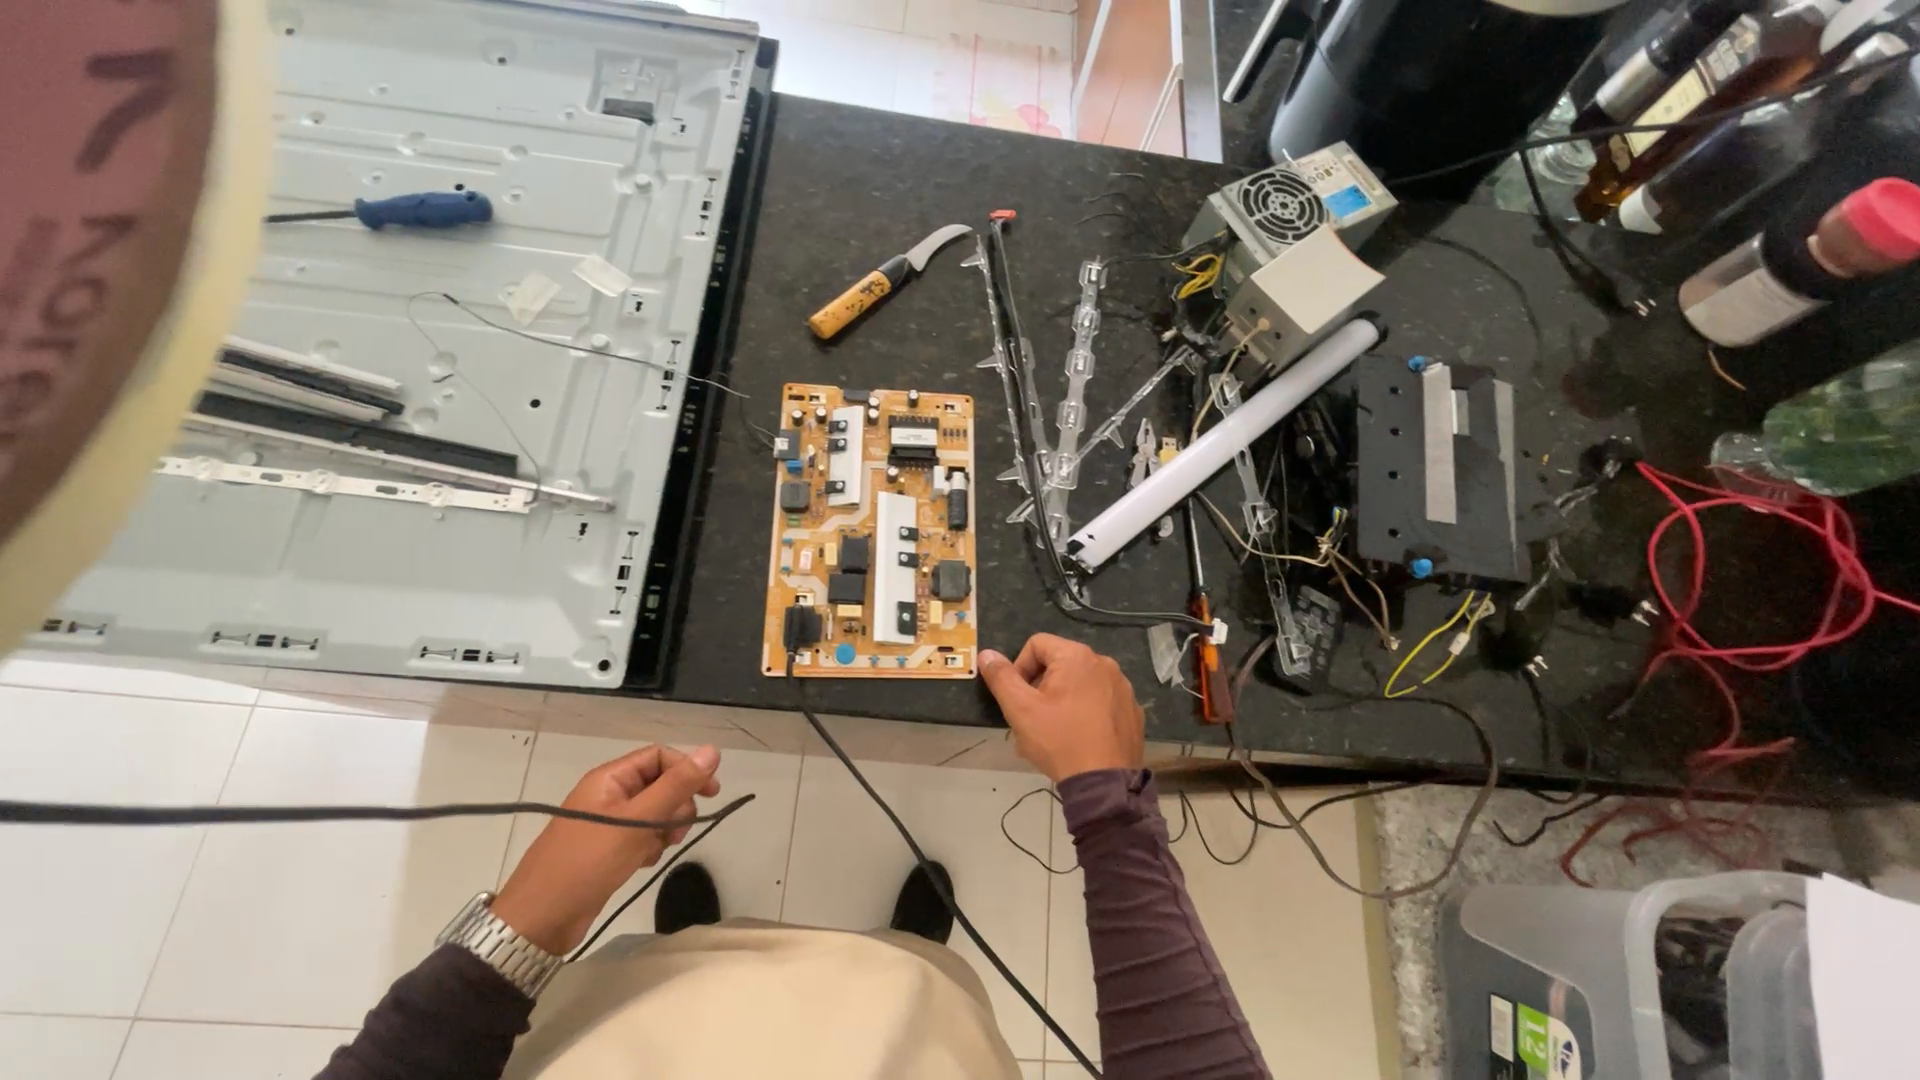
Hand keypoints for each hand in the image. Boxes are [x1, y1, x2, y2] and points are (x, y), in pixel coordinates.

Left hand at [492, 744, 720, 953]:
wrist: (539, 920)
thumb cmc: (587, 862)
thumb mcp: (637, 820)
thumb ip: (676, 786)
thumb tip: (712, 751)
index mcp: (610, 778)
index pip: (660, 757)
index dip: (688, 770)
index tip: (712, 793)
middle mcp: (609, 795)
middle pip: (660, 784)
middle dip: (677, 804)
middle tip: (676, 830)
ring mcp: (607, 823)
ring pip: (654, 812)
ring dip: (665, 828)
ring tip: (657, 848)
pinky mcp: (608, 849)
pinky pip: (642, 836)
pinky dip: (650, 846)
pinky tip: (643, 862)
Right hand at [979, 634, 1143, 782]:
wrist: (1105, 783)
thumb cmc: (1059, 740)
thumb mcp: (1021, 709)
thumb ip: (1001, 677)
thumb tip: (986, 654)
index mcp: (1077, 656)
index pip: (1037, 645)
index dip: (1020, 667)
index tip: (1019, 698)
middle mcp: (1104, 663)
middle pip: (1060, 663)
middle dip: (1041, 686)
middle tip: (1034, 717)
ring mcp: (1122, 687)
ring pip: (1081, 683)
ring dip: (1063, 699)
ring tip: (1056, 731)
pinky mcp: (1132, 710)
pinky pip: (1102, 700)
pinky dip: (1087, 711)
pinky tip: (1081, 737)